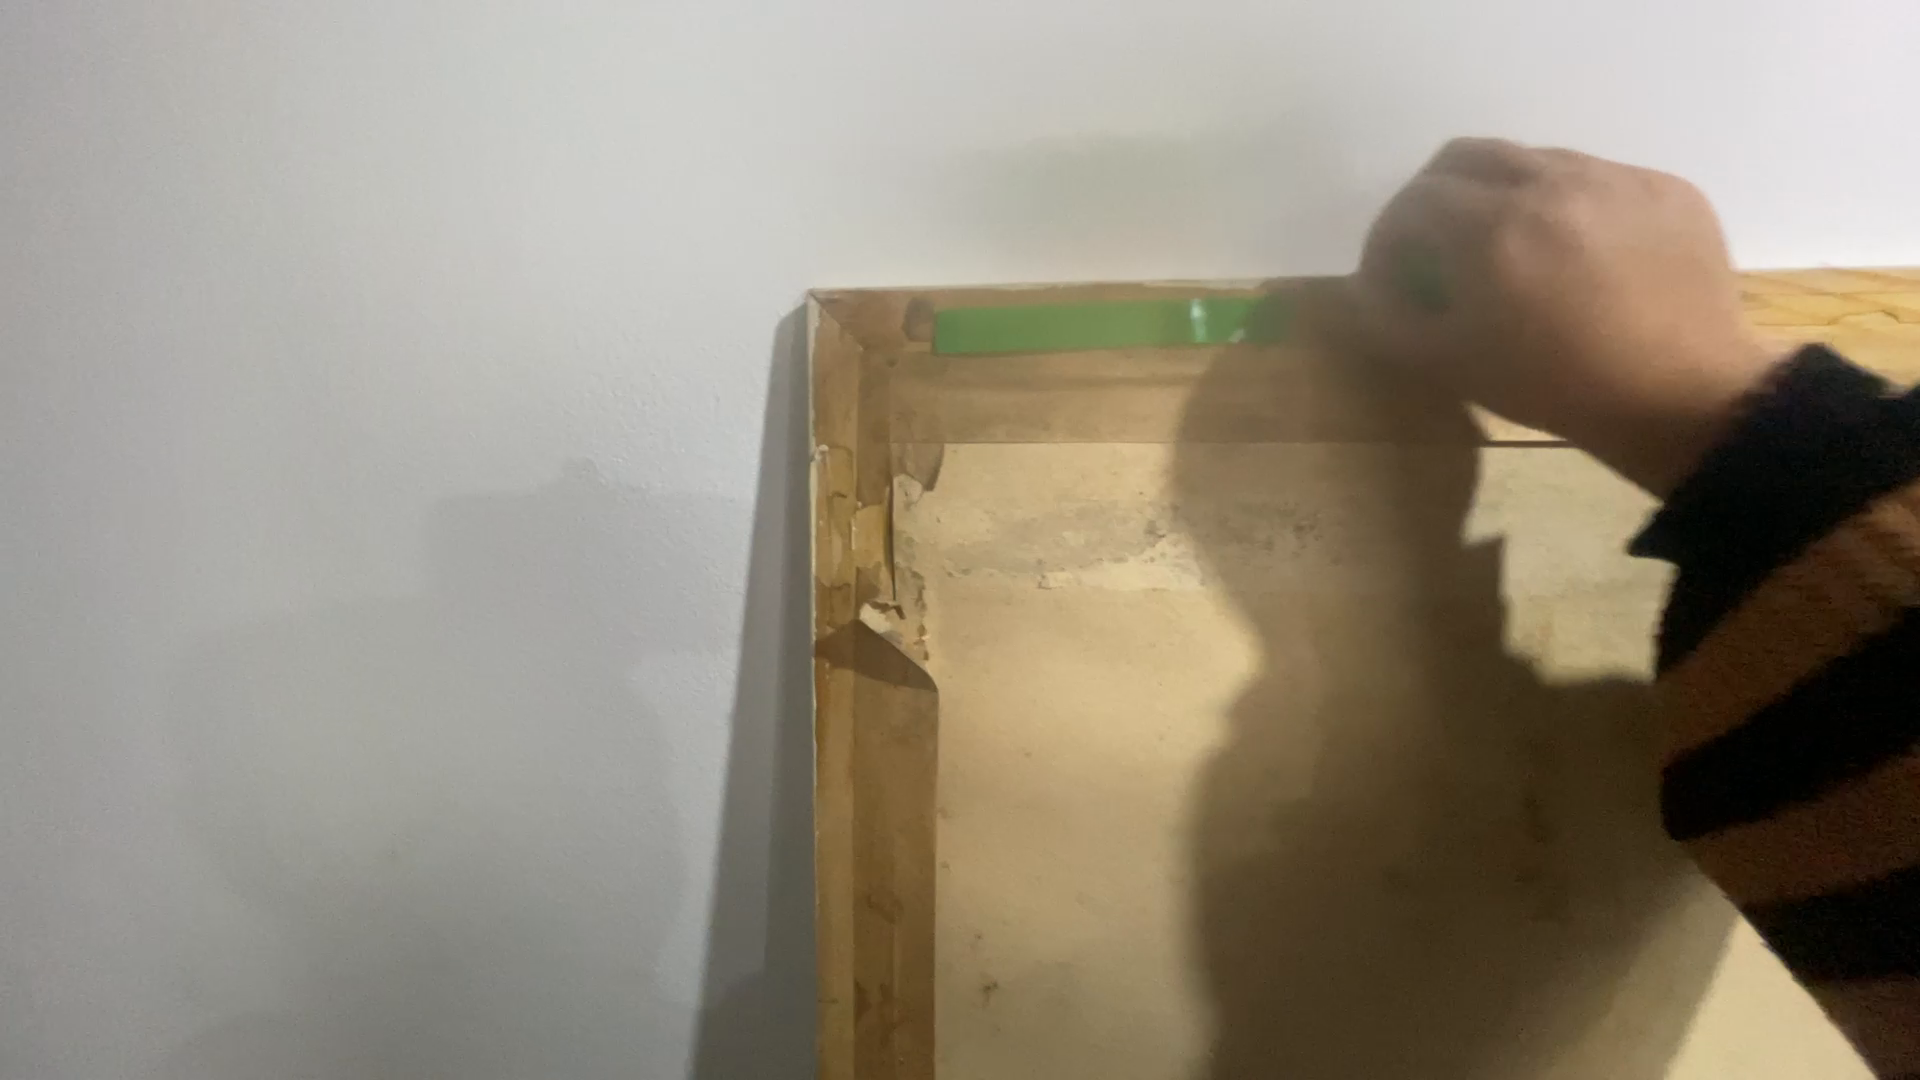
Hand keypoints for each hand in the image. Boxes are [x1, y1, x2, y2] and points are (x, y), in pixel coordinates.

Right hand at [1346, 137, 1790, 495]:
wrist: (1675, 393)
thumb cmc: (1544, 382)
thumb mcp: (1442, 360)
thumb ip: (1387, 316)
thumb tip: (1367, 286)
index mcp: (1492, 227)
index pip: (1413, 200)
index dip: (1385, 237)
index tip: (1385, 275)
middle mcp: (1553, 184)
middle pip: (1465, 156)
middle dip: (1430, 198)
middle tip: (1428, 247)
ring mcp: (1616, 179)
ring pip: (1530, 161)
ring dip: (1494, 198)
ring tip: (1499, 254)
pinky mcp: (1665, 189)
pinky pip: (1591, 178)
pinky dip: (1556, 207)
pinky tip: (1564, 258)